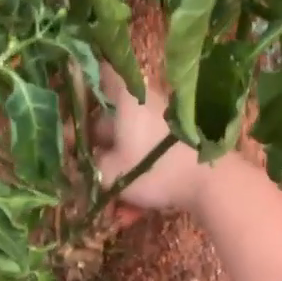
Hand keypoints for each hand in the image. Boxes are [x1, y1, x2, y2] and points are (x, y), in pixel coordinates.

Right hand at [92, 65, 211, 212]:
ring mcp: (164, 123)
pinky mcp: (177, 143)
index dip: (86, 77)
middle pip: (112, 115)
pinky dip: (139, 175)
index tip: (72, 95)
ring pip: (130, 141)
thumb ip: (91, 166)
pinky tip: (132, 208)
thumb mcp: (112, 173)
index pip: (104, 72)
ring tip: (110, 197)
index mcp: (128, 99)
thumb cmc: (155, 169)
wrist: (209, 182)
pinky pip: (149, 155)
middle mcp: (146, 103)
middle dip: (96, 142)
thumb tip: (82, 163)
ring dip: (117, 166)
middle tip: (83, 165)